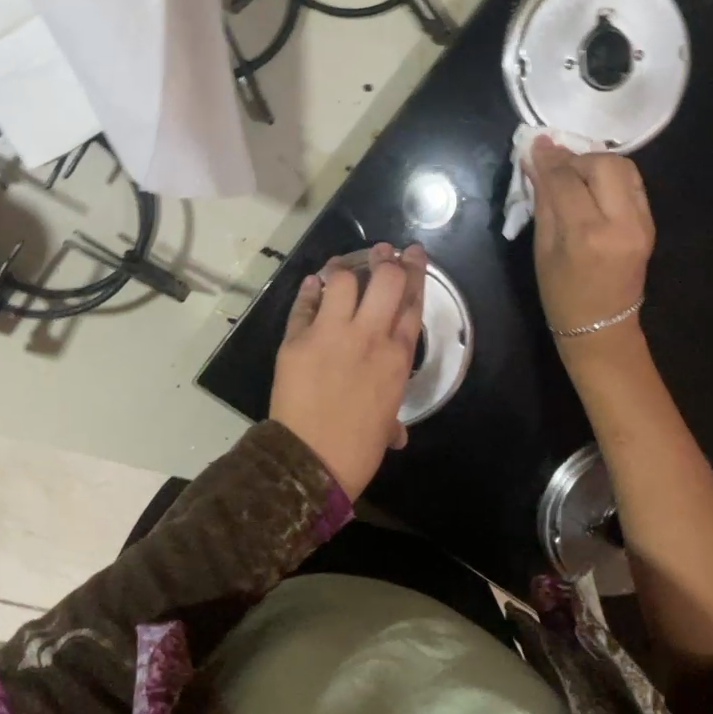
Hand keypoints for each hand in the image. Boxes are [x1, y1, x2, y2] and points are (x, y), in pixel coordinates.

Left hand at [270, 243, 427, 498]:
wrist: (310, 461)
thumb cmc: (357, 451)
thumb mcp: (384, 428)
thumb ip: (391, 419)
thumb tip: (396, 434)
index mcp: (397, 358)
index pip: (412, 303)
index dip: (415, 273)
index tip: (413, 254)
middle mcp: (369, 336)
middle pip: (386, 280)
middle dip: (386, 260)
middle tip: (383, 252)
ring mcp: (330, 333)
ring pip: (343, 280)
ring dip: (345, 269)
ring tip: (344, 267)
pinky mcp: (297, 338)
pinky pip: (305, 304)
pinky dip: (310, 291)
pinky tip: (313, 283)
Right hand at [528, 138, 654, 344]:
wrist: (602, 327)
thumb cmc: (561, 295)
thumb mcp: (542, 249)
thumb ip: (543, 202)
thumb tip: (538, 162)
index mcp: (586, 235)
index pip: (566, 179)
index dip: (548, 159)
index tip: (536, 145)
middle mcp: (620, 223)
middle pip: (603, 164)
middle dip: (577, 159)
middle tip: (559, 170)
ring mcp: (641, 223)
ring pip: (624, 168)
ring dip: (597, 164)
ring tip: (577, 178)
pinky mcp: (651, 223)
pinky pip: (633, 184)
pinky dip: (612, 178)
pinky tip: (594, 189)